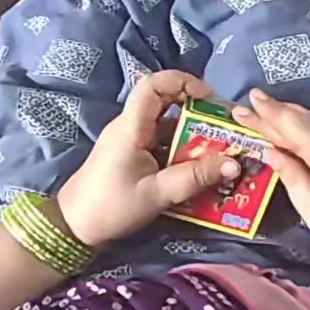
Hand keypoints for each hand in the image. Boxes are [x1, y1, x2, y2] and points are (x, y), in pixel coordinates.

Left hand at [56, 71, 239, 246]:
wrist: (74, 227)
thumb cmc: (111, 206)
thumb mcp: (157, 194)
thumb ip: (195, 178)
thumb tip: (234, 164)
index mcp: (131, 127)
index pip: (153, 85)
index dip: (182, 82)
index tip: (208, 97)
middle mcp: (130, 127)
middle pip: (164, 103)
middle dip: (196, 112)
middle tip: (222, 128)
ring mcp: (130, 141)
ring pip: (166, 126)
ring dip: (192, 136)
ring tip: (219, 152)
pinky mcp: (132, 156)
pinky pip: (161, 144)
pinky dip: (181, 152)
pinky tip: (200, 169)